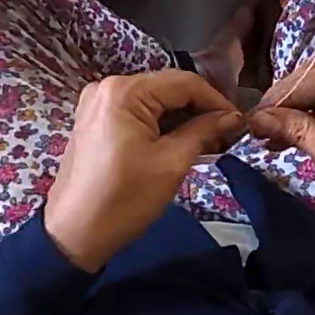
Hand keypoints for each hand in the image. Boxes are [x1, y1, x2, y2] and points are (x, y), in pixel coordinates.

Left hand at [44, 70, 244, 271]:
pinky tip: (178, 141)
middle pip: (165, 88)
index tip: (240, 122)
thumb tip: (233, 117)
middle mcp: (106, 87)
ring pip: (151, 100)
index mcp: (124, 91)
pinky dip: (157, 124)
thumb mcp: (171, 163)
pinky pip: (133, 112)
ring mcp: (96, 102)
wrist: (75, 232)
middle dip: (198, 108)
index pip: (183, 82)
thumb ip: (204, 131)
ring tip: (208, 141)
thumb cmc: (125, 198)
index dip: (216, 100)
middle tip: (227, 135)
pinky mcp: (92, 120)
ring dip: (179, 117)